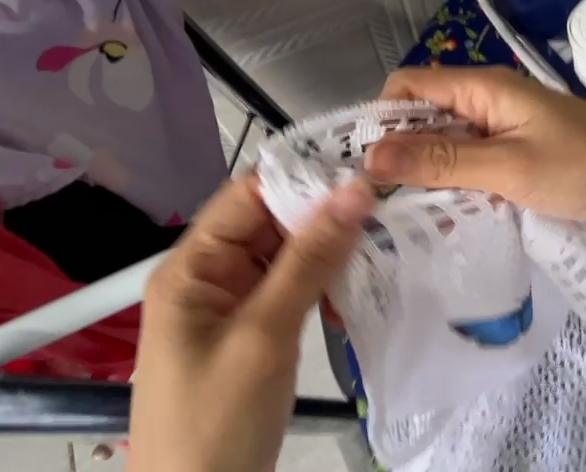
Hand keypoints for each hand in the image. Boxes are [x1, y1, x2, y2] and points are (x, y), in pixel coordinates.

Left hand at [127, 175, 372, 471]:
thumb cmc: (215, 423)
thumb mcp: (264, 335)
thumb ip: (310, 259)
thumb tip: (356, 188)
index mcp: (193, 267)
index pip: (250, 195)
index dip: (304, 174)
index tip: (365, 162)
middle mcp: (213, 275)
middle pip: (274, 220)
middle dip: (328, 209)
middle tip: (391, 195)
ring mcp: (236, 305)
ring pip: (293, 251)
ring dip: (335, 245)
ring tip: (390, 228)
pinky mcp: (259, 331)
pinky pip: (298, 285)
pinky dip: (330, 280)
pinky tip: (367, 276)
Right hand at [365, 67, 585, 223]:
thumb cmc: (580, 167)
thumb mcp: (507, 168)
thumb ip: (441, 161)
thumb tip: (370, 154)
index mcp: (483, 88)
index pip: (409, 85)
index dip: (381, 118)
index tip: (367, 168)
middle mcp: (487, 99)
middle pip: (423, 114)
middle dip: (399, 151)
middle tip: (381, 203)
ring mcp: (501, 124)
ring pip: (444, 141)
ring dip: (426, 172)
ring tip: (408, 215)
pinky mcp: (514, 148)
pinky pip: (469, 159)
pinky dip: (455, 181)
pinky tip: (449, 214)